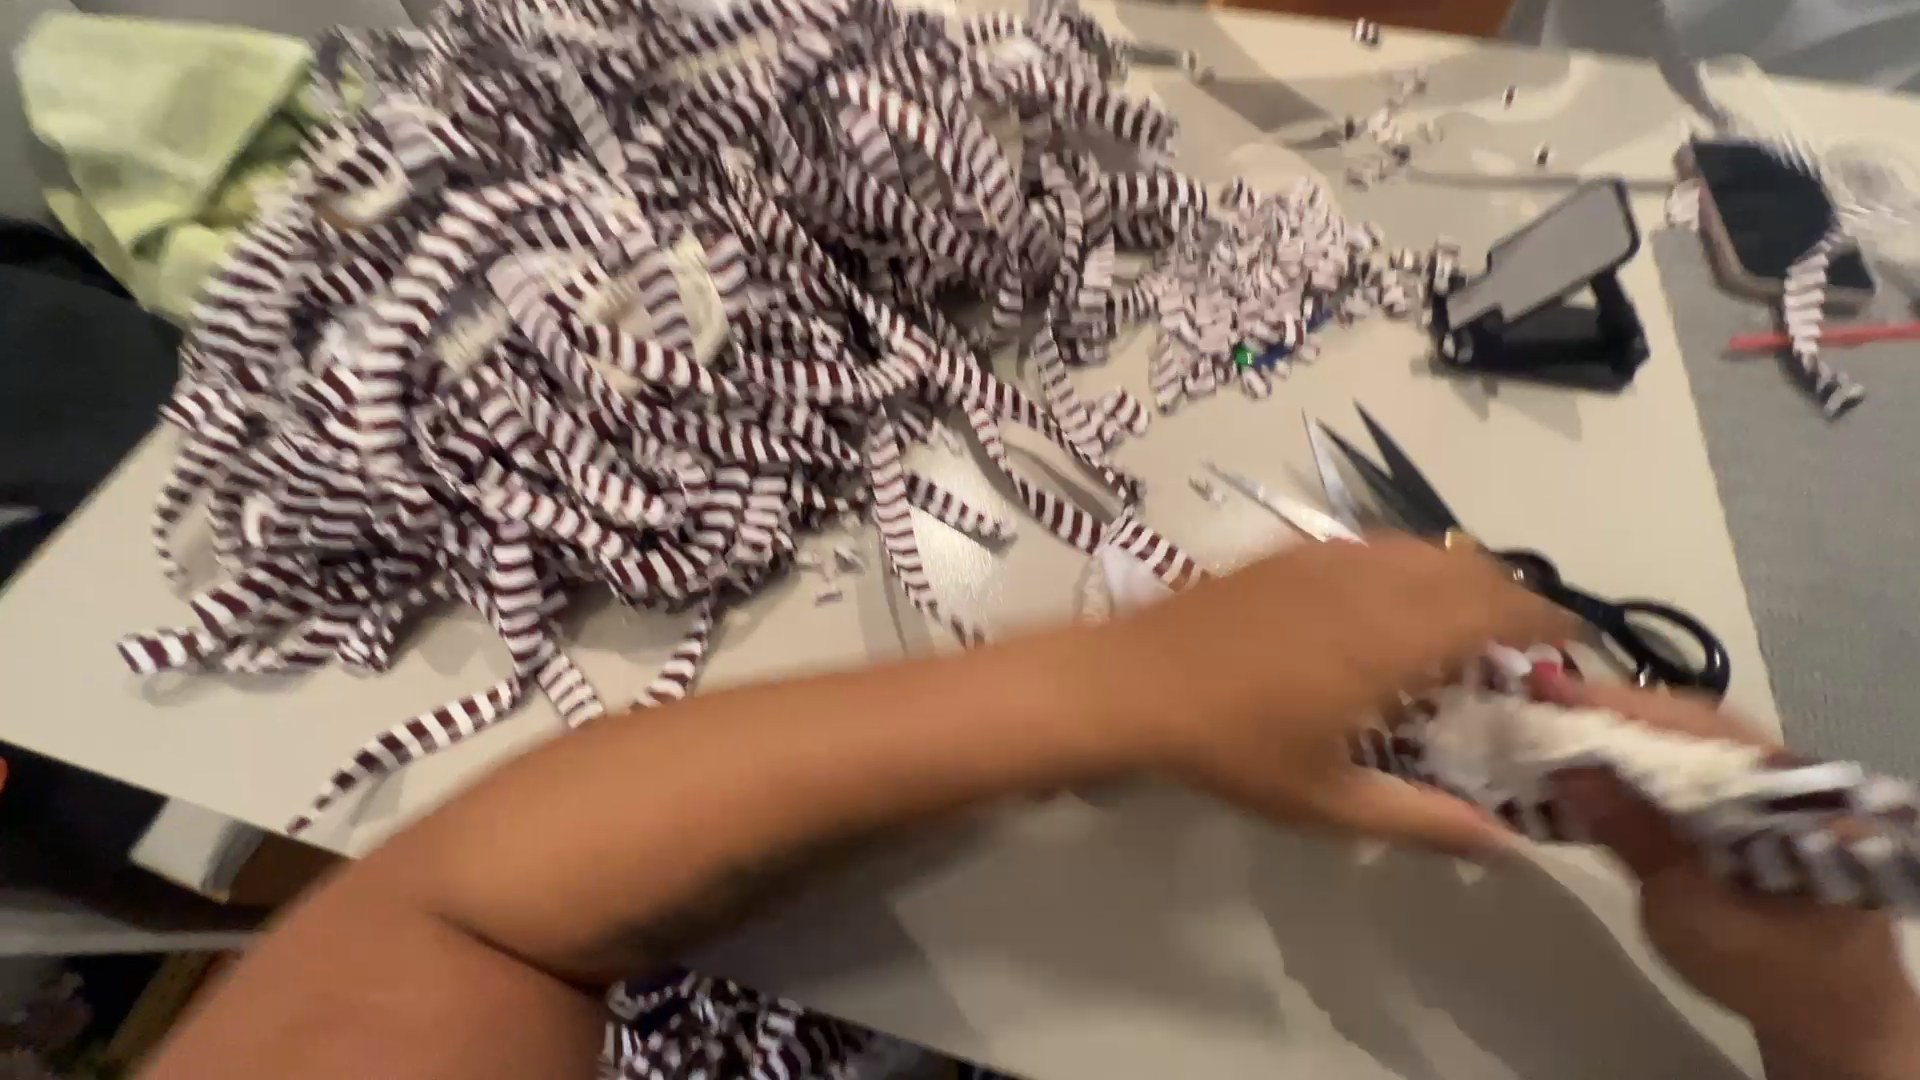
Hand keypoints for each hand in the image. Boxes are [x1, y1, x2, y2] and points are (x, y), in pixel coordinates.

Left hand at [1103, 534, 1569, 859]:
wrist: (1131, 682)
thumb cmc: (1228, 745)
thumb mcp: (1325, 800)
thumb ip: (1421, 821)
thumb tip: (1507, 846)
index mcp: (1390, 636)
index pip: (1499, 608)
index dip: (1547, 622)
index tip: (1569, 648)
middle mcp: (1364, 581)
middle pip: (1465, 567)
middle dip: (1507, 599)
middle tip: (1514, 647)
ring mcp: (1316, 558)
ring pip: (1413, 548)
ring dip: (1452, 576)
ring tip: (1452, 624)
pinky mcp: (1278, 553)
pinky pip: (1362, 544)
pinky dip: (1396, 564)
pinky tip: (1377, 602)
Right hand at [1535, 674, 1919, 1079]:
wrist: (1818, 1008)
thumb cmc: (1760, 968)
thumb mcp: (1692, 911)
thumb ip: (1636, 837)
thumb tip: (1566, 772)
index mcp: (1795, 803)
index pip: (1697, 732)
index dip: (1618, 708)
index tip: (1548, 686)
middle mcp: (1786, 778)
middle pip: (1685, 719)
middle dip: (1605, 705)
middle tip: (1533, 691)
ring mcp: (1765, 785)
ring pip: (1678, 731)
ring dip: (1609, 722)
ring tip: (1545, 711)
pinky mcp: (1739, 798)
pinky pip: (1677, 754)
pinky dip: (1624, 746)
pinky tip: (1580, 748)